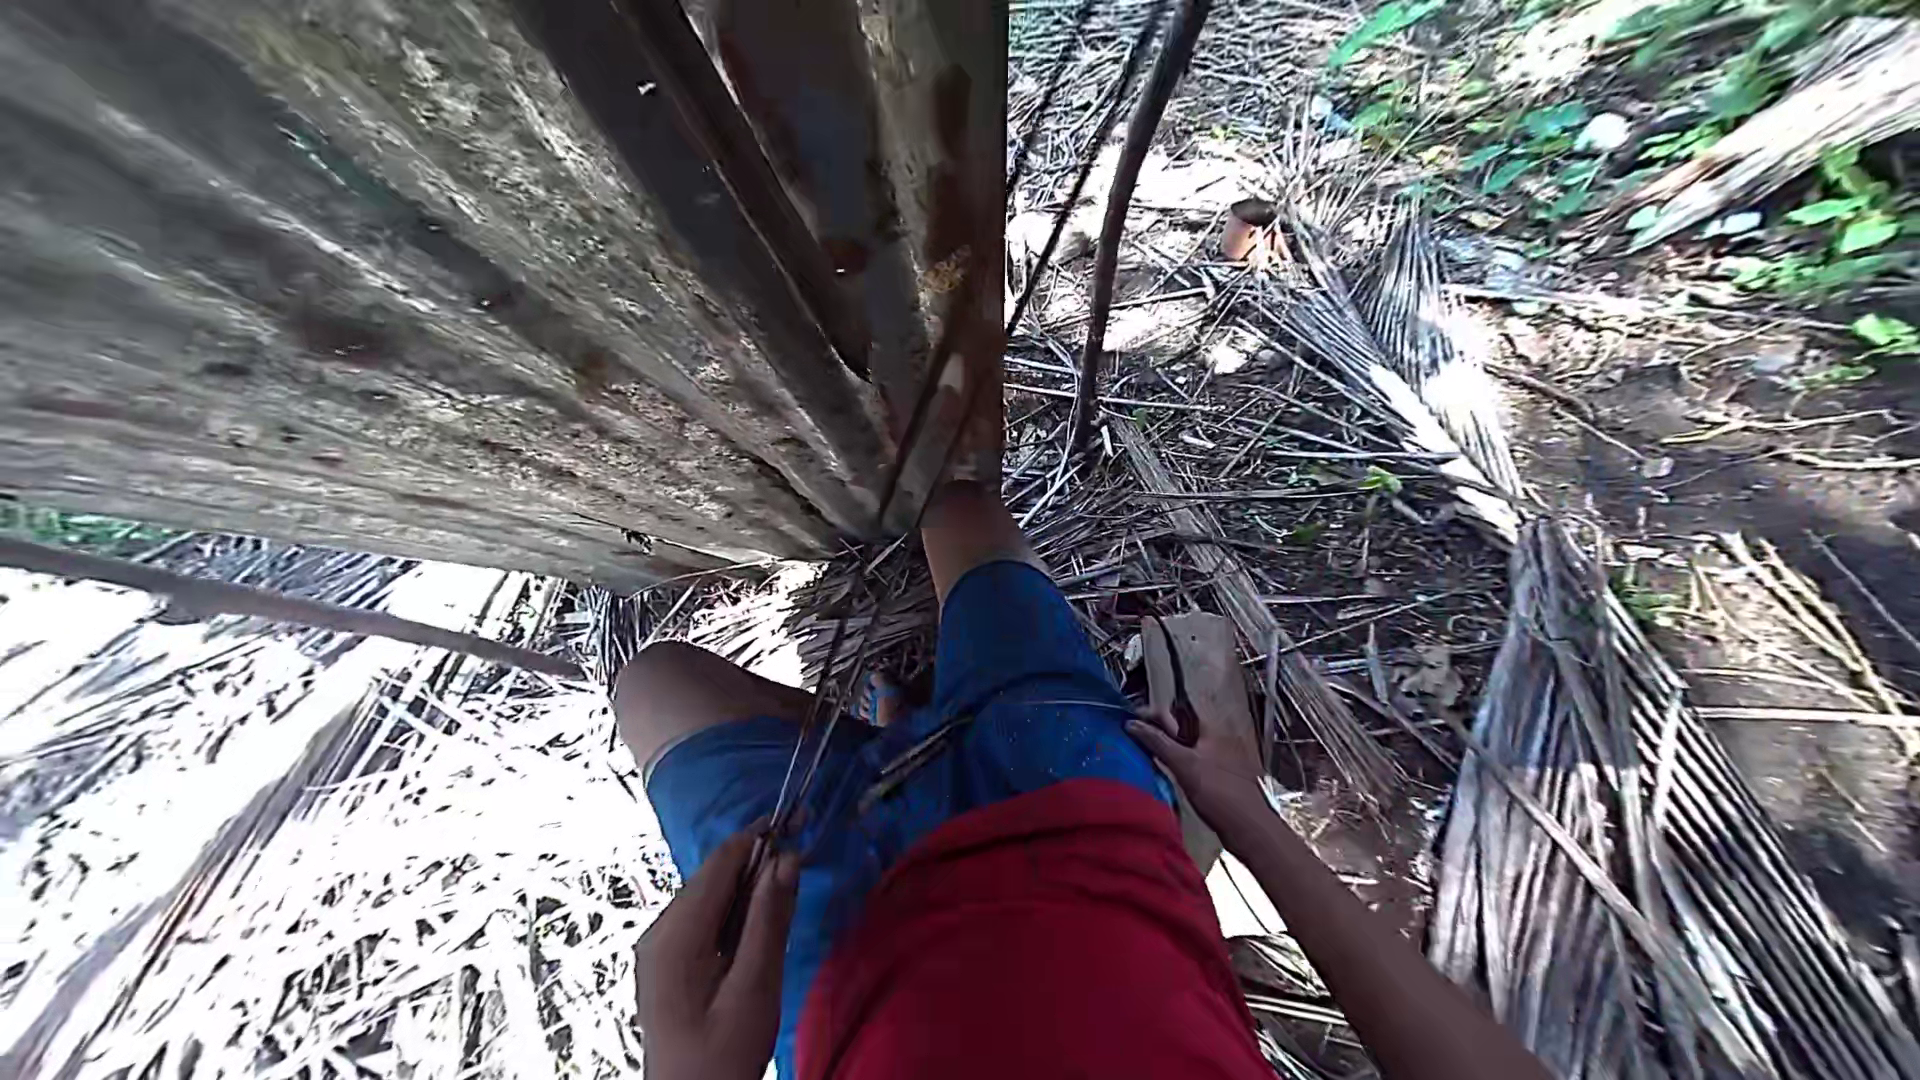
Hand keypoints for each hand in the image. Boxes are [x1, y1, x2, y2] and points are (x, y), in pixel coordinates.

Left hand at [634, 827, 799, 1079]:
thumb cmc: (723, 1056)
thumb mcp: (755, 988)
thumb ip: (770, 918)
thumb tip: (787, 856)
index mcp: (675, 935)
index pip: (721, 862)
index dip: (761, 835)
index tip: (800, 821)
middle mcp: (660, 931)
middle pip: (715, 874)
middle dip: (759, 859)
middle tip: (801, 857)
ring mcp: (660, 946)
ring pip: (713, 892)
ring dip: (751, 884)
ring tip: (786, 893)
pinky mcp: (668, 960)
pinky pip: (707, 915)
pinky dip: (737, 908)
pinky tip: (760, 924)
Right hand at [1128, 705, 1271, 840]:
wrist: (1250, 830)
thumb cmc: (1220, 793)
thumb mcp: (1184, 764)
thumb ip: (1157, 741)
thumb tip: (1132, 724)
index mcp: (1211, 729)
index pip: (1177, 709)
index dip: (1154, 713)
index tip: (1132, 721)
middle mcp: (1215, 740)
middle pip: (1180, 727)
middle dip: (1156, 730)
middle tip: (1133, 737)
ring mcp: (1216, 760)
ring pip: (1183, 746)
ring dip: (1163, 748)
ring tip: (1141, 753)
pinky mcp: (1215, 780)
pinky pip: (1188, 763)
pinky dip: (1173, 764)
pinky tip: (1161, 772)